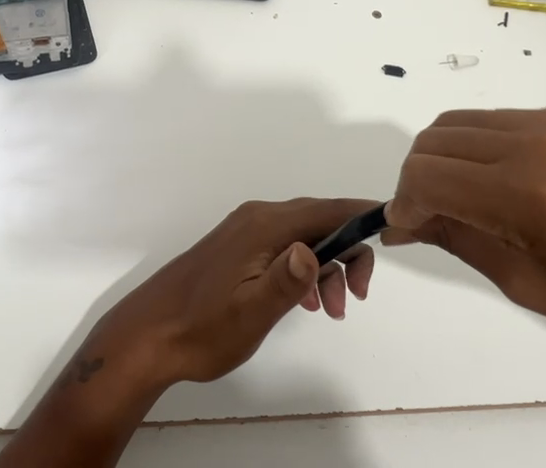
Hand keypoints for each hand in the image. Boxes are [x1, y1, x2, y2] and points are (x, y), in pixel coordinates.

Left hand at [85, 198, 377, 390]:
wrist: (150, 335)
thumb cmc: (203, 328)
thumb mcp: (251, 313)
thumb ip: (286, 281)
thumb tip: (316, 250)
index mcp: (264, 227)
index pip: (326, 210)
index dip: (362, 215)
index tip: (394, 227)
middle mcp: (256, 217)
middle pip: (319, 219)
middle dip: (347, 254)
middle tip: (356, 299)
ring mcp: (245, 230)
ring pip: (304, 234)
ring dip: (326, 266)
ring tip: (332, 310)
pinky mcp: (238, 246)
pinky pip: (285, 245)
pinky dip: (304, 268)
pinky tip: (306, 301)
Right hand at [385, 109, 545, 373]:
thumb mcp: (528, 282)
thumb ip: (456, 238)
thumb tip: (403, 223)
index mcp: (528, 190)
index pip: (427, 175)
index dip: (403, 204)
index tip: (405, 231)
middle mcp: (536, 140)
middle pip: (435, 140)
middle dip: (417, 179)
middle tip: (427, 218)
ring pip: (459, 123)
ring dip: (443, 158)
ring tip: (458, 200)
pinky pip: (495, 121)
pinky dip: (476, 146)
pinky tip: (494, 183)